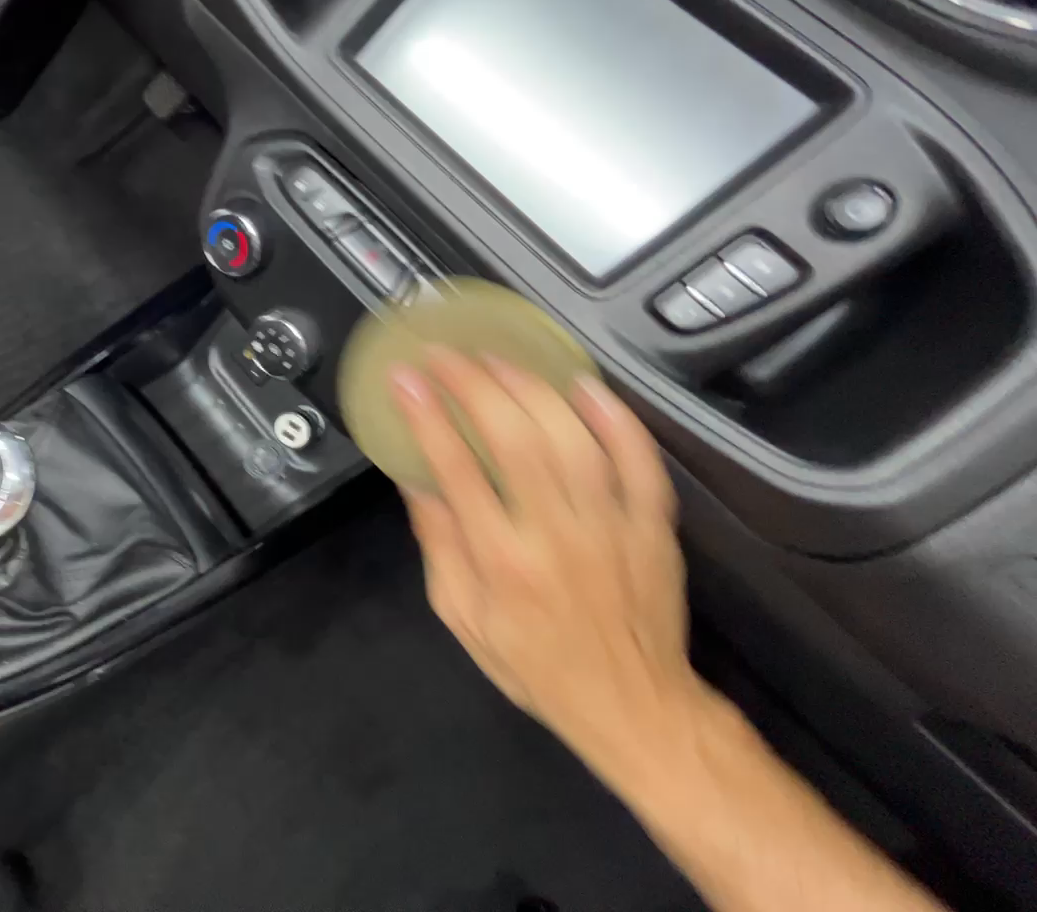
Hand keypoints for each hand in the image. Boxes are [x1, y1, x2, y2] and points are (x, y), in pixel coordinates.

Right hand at [389, 348, 704, 772]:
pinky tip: (583, 386)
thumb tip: (416, 479)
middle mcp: (555, 534)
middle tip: (447, 356)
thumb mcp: (459, 614)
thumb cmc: (530, 661)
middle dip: (475, 386)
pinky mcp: (653, 527)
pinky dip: (613, 419)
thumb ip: (440, 543)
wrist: (631, 703)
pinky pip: (639, 462)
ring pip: (574, 439)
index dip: (426, 416)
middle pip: (515, 440)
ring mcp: (611, 527)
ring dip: (532, 390)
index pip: (455, 469)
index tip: (405, 379)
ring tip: (498, 360)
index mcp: (500, 560)